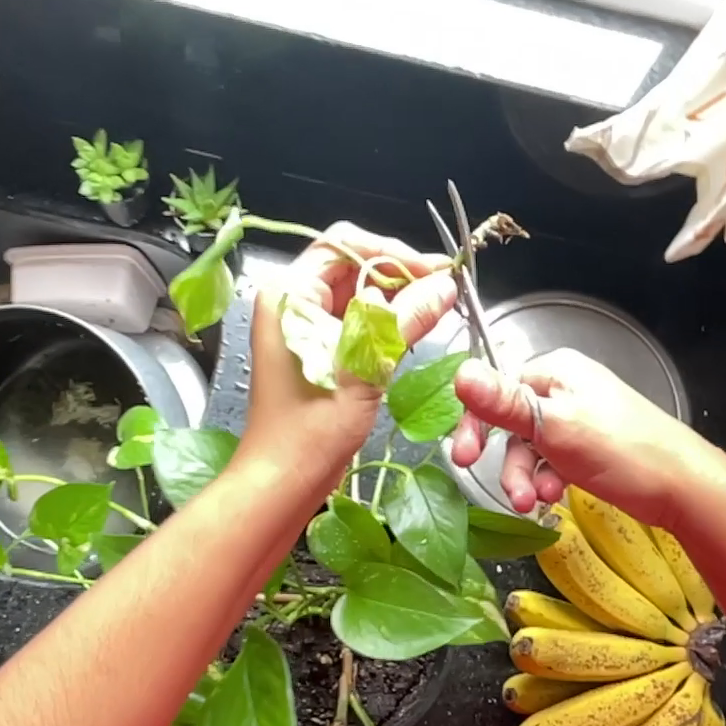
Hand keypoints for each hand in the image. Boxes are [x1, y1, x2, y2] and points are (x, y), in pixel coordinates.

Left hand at [239, 222, 456, 495]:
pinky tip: (411, 337)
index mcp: (290, 295)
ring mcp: (303, 330)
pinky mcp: (317, 354)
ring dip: (395, 302)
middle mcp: (292, 304)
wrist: (282, 481)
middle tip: (443, 293)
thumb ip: (405, 321)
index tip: (434, 272)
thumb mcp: (364, 368)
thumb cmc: (310, 430)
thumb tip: (444, 286)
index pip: (345, 244)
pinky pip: (354, 325)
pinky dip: (383, 327)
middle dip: (399, 276)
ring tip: (434, 313)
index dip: (393, 252)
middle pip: (353, 267)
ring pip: (357, 297)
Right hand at [448, 349, 725, 526]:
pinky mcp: (587, 445)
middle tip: (510, 494)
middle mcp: (563, 388)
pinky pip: (550, 459)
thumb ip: (503, 403)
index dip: (477, 425)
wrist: (683, 487)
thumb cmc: (620, 450)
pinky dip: (546, 478)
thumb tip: (459, 373)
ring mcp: (576, 417)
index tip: (464, 458)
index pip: (496, 390)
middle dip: (509, 464)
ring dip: (527, 477)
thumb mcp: (554, 426)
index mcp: (554, 371)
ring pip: (530, 448)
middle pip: (511, 424)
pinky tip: (554, 496)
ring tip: (536, 502)